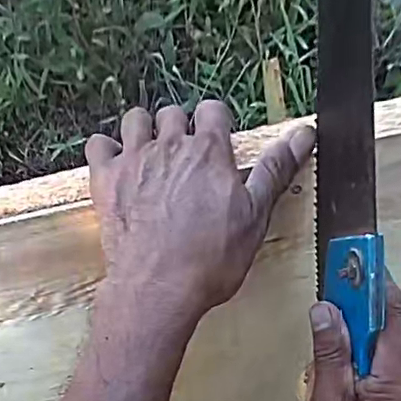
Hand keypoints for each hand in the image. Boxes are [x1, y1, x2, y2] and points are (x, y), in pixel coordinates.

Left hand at [86, 102, 314, 324]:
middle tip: (183, 161)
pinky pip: (98, 145)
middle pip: (174, 114)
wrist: (159, 289)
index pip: (214, 111)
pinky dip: (105, 150)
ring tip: (150, 158)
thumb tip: (303, 134)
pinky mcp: (107, 182)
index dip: (215, 125)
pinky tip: (115, 166)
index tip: (215, 145)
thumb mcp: (254, 219)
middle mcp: (171, 146)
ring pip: (136, 120)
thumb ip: (275, 172)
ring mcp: (135, 161)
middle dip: (179, 130)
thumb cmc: (208, 263)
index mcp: (210, 152)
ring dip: (143, 131)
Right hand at [307, 282, 400, 400]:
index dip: (370, 279)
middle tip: (329, 283)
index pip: (389, 308)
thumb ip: (330, 353)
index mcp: (395, 370)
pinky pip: (375, 359)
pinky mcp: (392, 396)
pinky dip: (355, 349)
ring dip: (353, 327)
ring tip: (325, 320)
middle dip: (357, 301)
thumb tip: (325, 308)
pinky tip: (332, 356)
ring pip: (378, 340)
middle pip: (385, 321)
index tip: (350, 257)